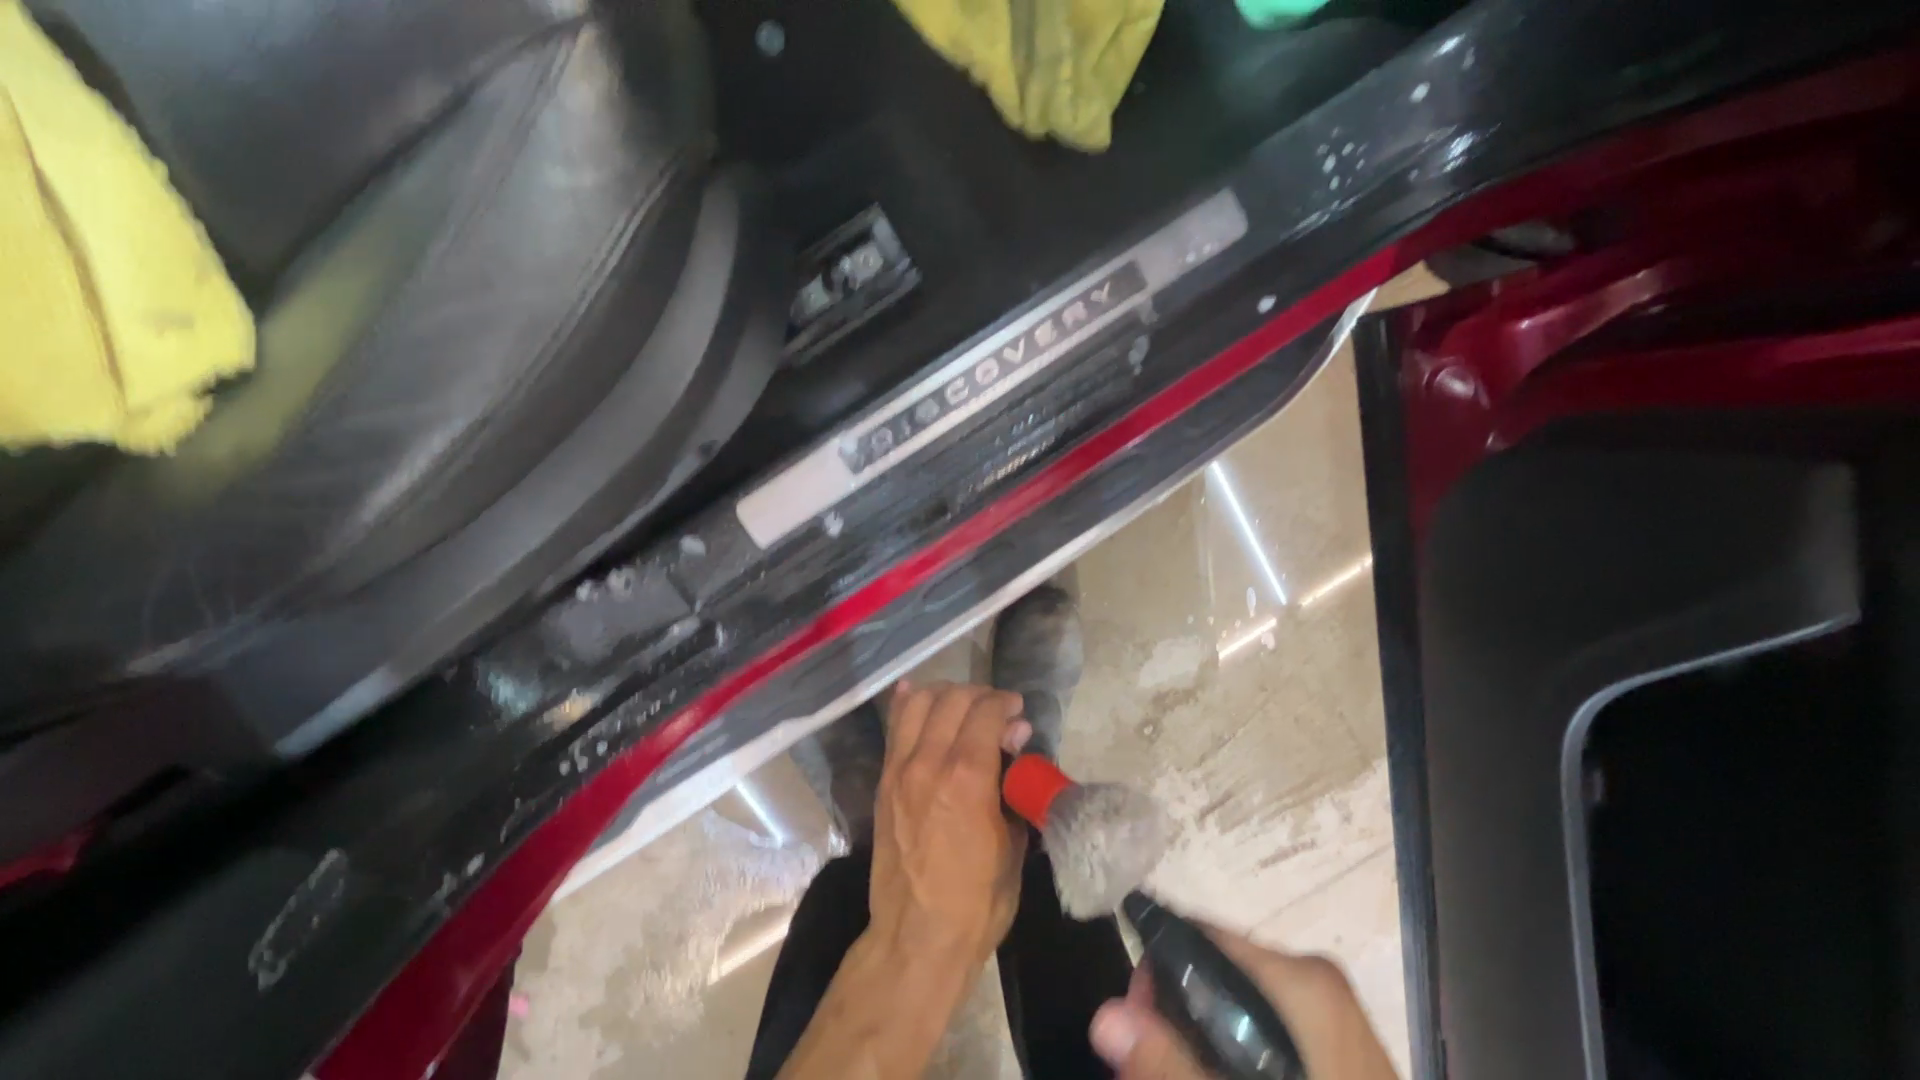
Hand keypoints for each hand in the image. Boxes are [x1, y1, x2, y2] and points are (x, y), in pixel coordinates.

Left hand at [868, 681, 1032, 966]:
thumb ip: (1014, 784)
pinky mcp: (883, 783)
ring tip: (963, 707)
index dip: (1006, 704)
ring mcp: (899, 771)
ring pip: (917, 704)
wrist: (917, 936)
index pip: (986, 712)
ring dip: (944, 695)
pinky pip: (894, 728)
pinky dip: (909, 706)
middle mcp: (928, 762)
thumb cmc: (978, 900)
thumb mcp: (1014, 844)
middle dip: (980, 696)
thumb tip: (1015, 740)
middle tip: (997, 711)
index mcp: (967, 777)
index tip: (1019, 713)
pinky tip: (919, 697)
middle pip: (952, 700)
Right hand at [1089, 926, 1399, 1079]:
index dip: (1155, 969)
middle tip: (1144, 1063)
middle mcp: (1315, 979)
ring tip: (1168, 1069)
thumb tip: (1105, 1016)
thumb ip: (1173, 1062)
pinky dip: (1231, 1053)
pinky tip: (1211, 1072)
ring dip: (1198, 1040)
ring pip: (1238, 1006)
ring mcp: (1331, 1013)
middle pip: (1216, 972)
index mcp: (1300, 977)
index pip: (1201, 935)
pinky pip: (1266, 1031)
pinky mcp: (1336, 1046)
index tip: (1131, 1018)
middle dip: (1173, 1014)